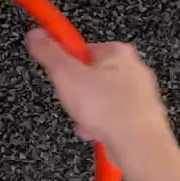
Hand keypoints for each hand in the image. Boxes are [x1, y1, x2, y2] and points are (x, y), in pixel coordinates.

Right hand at [26, 29, 177, 176]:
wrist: (138, 145)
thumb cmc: (109, 108)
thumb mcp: (65, 74)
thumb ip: (48, 52)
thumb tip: (36, 35)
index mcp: (117, 52)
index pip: (81, 47)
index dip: (65, 62)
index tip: (58, 73)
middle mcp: (134, 69)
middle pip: (90, 73)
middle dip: (76, 90)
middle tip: (70, 98)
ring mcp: (140, 94)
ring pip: (100, 97)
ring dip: (87, 109)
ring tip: (84, 120)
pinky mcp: (143, 116)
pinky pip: (112, 115)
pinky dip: (101, 123)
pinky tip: (96, 131)